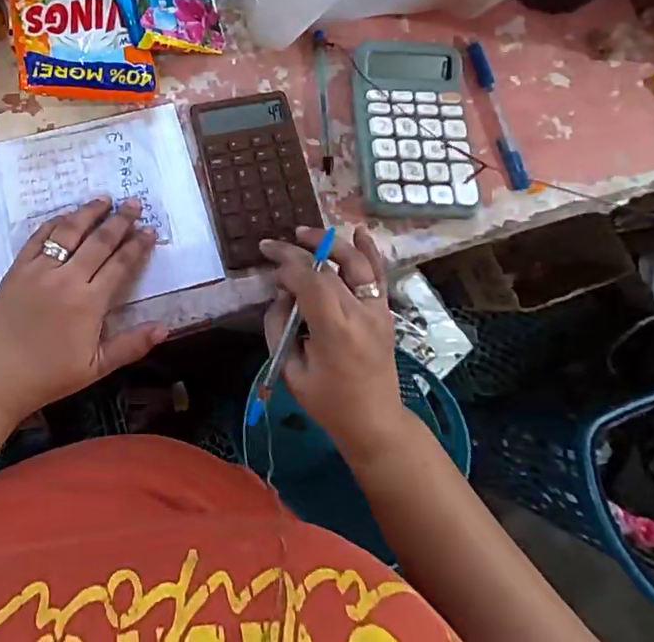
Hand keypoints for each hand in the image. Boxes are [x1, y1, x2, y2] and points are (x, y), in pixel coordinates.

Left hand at [0, 197, 166, 428]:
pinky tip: (67, 216)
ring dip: (88, 212)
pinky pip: (39, 237)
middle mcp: (66, 279)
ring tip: (104, 199)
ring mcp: (39, 270)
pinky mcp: (18, 269)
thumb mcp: (96, 368)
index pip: (120, 264)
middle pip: (99, 241)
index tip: (149, 229)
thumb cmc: (48, 377)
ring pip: (69, 231)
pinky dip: (55, 223)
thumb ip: (131, 345)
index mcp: (89, 303)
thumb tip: (165, 327)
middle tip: (134, 203)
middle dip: (120, 220)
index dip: (137, 245)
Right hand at [261, 226, 412, 459]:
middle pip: (327, 268)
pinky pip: (379, 275)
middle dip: (297, 252)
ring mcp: (377, 310)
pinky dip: (370, 251)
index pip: (308, 280)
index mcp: (335, 329)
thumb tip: (281, 294)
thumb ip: (278, 326)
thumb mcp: (291, 369)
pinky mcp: (385, 312)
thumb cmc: (329, 403)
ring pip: (355, 263)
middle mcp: (360, 313)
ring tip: (305, 233)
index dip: (285, 264)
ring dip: (329, 243)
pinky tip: (359, 232)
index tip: (268, 262)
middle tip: (272, 246)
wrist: (376, 422)